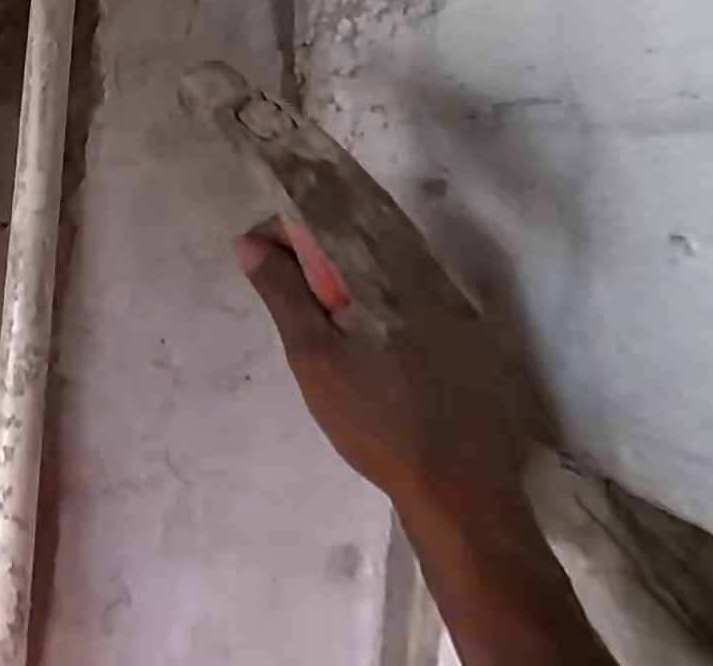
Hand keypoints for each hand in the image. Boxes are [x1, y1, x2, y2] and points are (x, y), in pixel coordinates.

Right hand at [236, 218, 527, 512]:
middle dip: (306, 243)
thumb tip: (248, 242)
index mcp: (390, 277)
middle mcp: (428, 276)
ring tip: (306, 298)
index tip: (256, 258)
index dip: (282, 229)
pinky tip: (349, 316)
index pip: (326, 219)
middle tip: (276, 280)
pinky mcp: (462, 329)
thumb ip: (282, 293)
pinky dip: (365, 282)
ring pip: (380, 255)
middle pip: (356, 229)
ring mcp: (451, 303)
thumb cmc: (375, 421)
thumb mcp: (313, 355)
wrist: (463, 494)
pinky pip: (404, 280)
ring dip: (335, 263)